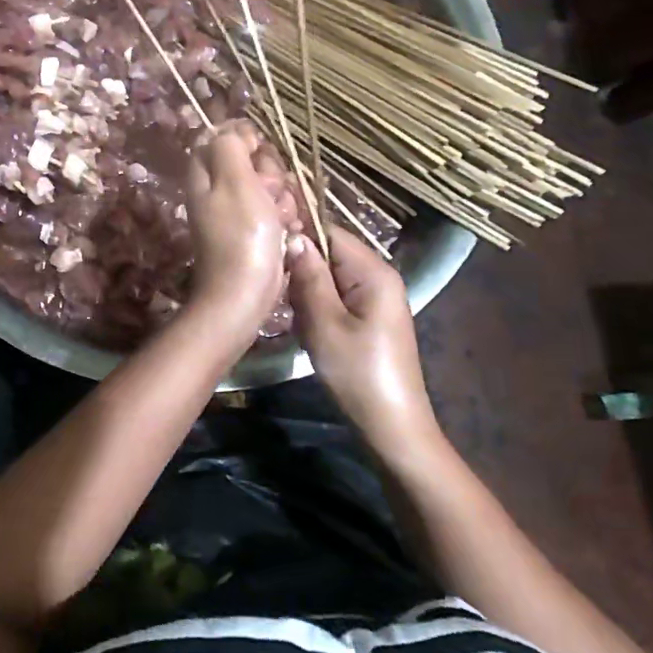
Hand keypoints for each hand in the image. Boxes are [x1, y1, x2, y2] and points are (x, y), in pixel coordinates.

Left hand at [184, 122, 288, 333]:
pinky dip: (285, 218)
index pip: (220, 137)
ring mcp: (236, 212)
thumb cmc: (241, 235)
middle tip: (270, 191)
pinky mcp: (255, 231)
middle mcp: (217, 191)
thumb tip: (230, 130)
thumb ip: (228, 149)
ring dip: (283, 197)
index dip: (245, 138)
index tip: (259, 151)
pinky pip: (276, 210)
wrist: (245, 291)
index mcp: (204, 176)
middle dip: (270, 172)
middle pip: (251, 161)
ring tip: (280, 216)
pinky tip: (287, 230)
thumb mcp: (233, 182)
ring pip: (270, 185)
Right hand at [284, 228, 436, 447]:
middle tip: (273, 289)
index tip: (265, 251)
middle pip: (329, 255)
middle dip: (299, 269)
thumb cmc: (356, 370)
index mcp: (374, 273)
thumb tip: (293, 237)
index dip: (298, 237)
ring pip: (327, 278)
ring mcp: (373, 300)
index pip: (331, 233)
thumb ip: (309, 277)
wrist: (388, 419)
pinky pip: (333, 298)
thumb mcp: (325, 322)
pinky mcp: (365, 319)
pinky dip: (313, 308)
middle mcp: (377, 278)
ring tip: (285, 311)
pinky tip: (300, 326)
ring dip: (303, 292)